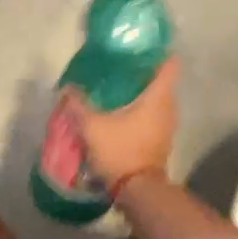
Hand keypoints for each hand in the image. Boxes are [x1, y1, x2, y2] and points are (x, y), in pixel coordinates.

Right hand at [66, 58, 179, 184]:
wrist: (138, 191)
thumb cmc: (120, 151)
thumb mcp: (92, 127)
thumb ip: (79, 105)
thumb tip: (67, 88)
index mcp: (158, 97)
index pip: (170, 64)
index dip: (160, 52)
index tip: (144, 47)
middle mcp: (169, 108)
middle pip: (162, 81)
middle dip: (144, 73)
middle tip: (122, 67)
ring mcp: (168, 126)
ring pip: (159, 101)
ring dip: (143, 95)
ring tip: (119, 89)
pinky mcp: (162, 141)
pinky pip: (155, 118)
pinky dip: (143, 112)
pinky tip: (122, 114)